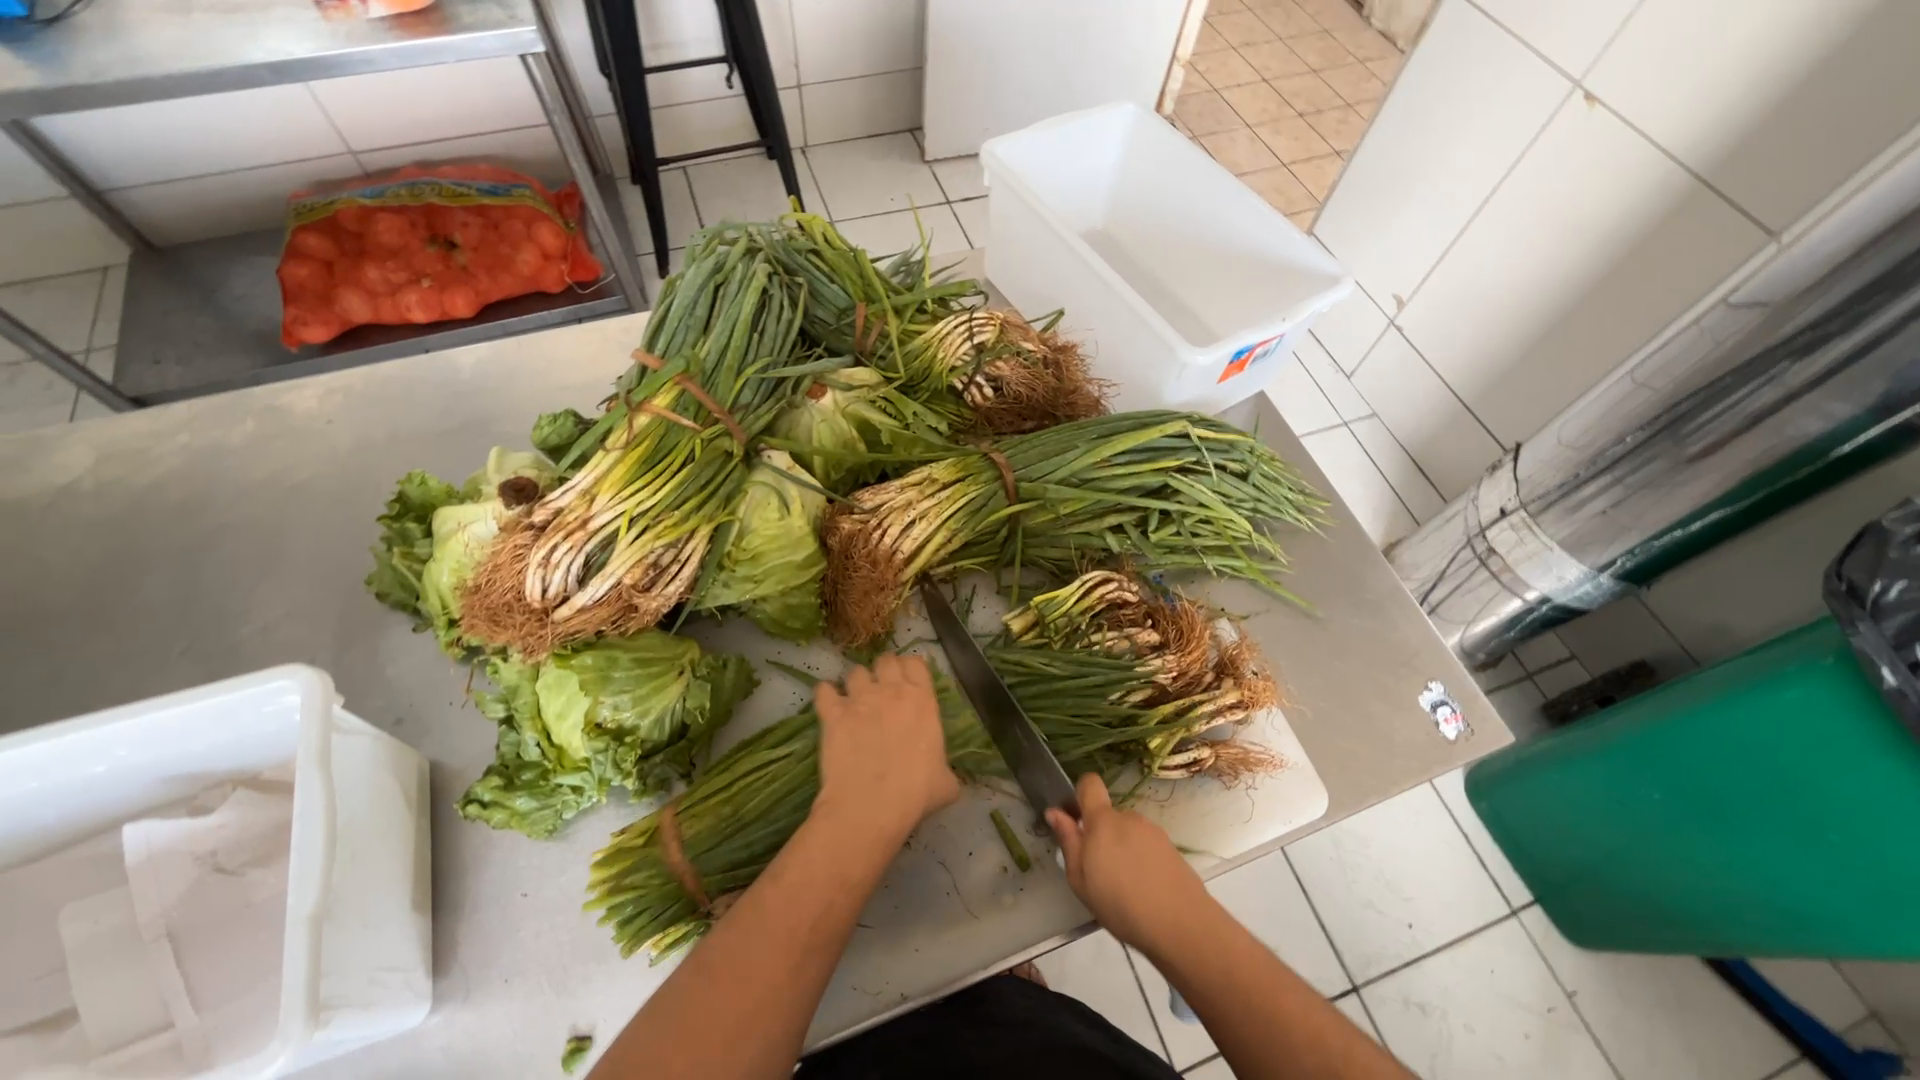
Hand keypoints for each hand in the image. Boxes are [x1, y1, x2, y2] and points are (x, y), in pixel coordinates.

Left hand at [813, 654, 960, 842]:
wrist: (873, 806)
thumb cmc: (916, 793)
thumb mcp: (946, 782)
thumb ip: (945, 769)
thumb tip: (943, 777)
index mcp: (923, 700)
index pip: (916, 663)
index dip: (910, 669)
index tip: (907, 682)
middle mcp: (891, 691)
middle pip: (885, 660)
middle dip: (883, 670)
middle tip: (881, 689)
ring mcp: (859, 699)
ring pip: (854, 672)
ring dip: (855, 683)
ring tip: (854, 700)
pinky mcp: (832, 713)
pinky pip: (824, 690)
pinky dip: (825, 694)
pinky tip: (828, 706)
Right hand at [1047, 773, 1211, 951]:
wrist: (1179, 923)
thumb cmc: (1120, 904)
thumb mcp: (1081, 880)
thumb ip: (1068, 841)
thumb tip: (1054, 812)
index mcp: (1103, 822)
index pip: (1090, 784)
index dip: (1080, 794)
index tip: (1076, 821)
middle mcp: (1129, 818)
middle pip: (1108, 816)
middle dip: (1101, 836)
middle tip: (1099, 872)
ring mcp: (1153, 831)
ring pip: (1127, 832)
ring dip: (1122, 849)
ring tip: (1124, 886)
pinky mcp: (1170, 847)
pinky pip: (1146, 845)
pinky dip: (1141, 860)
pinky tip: (1144, 889)